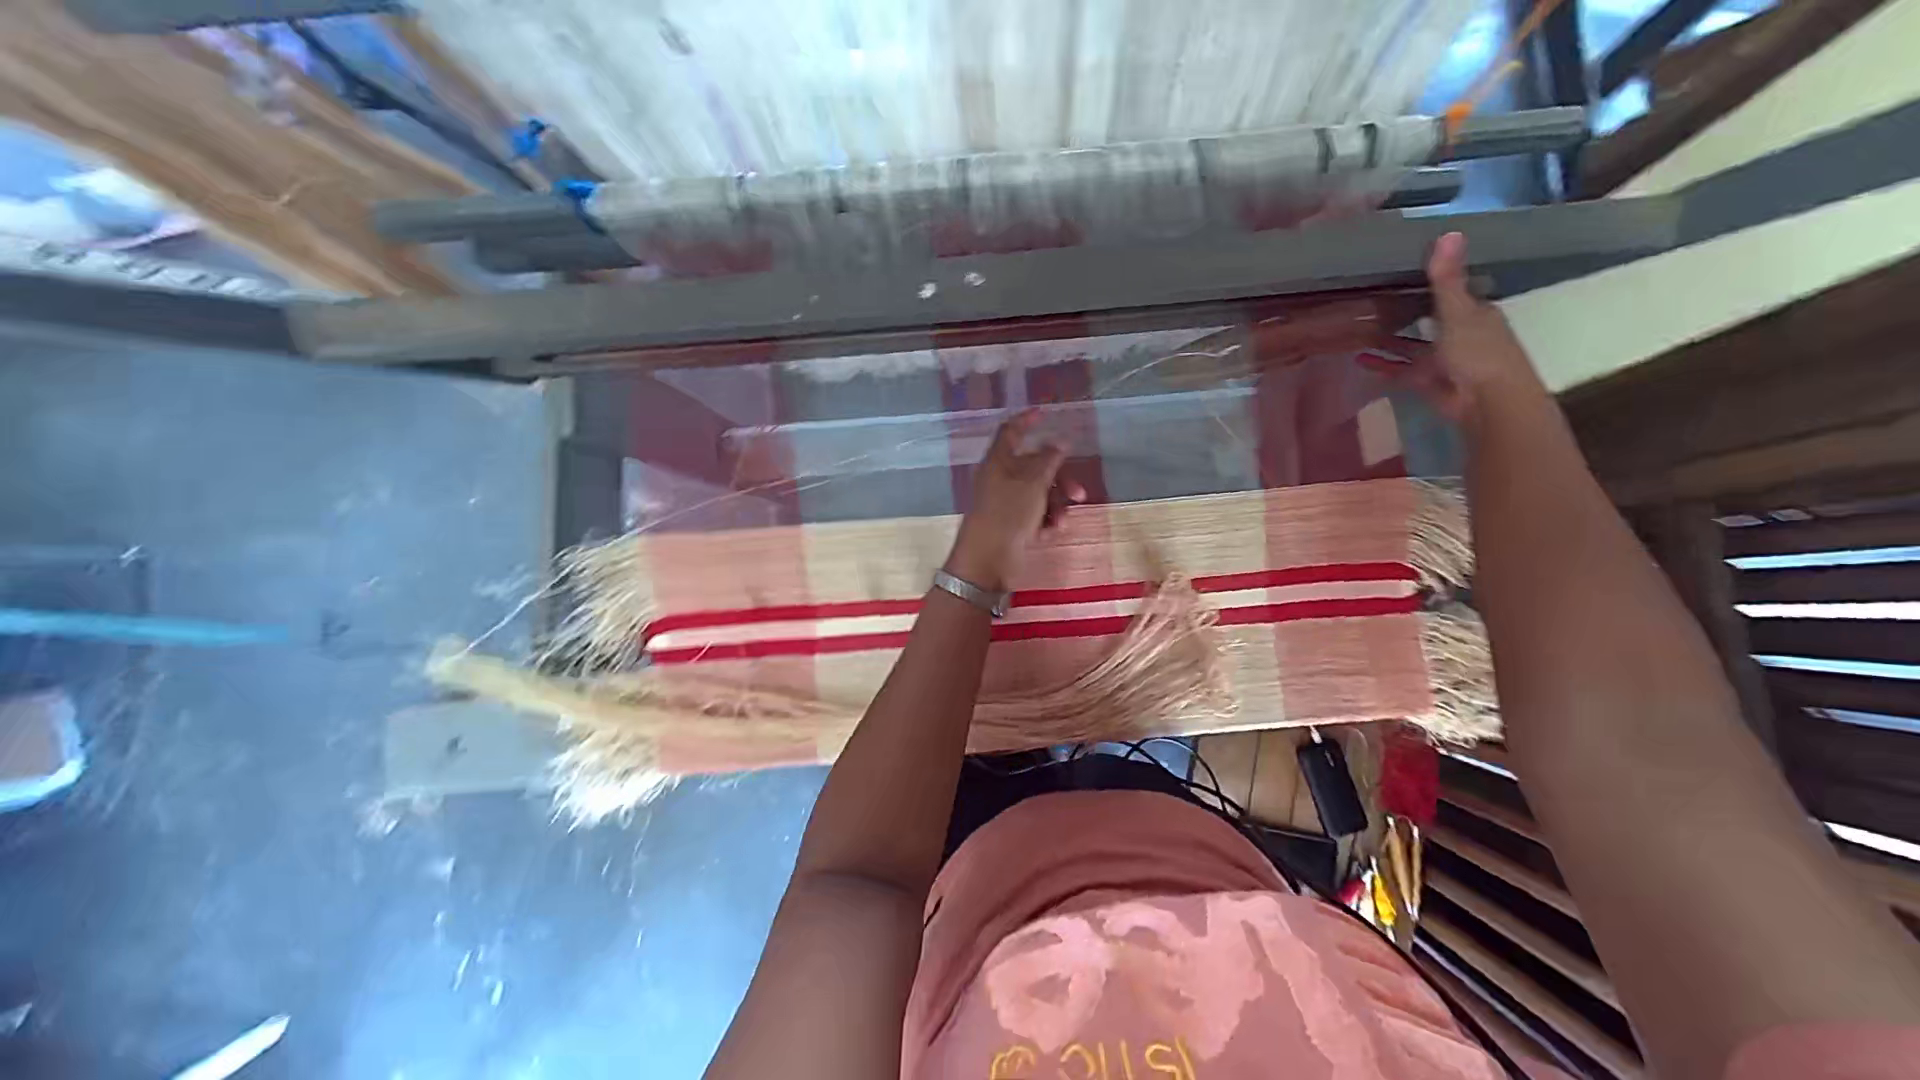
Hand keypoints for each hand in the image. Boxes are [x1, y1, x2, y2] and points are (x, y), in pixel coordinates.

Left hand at [944, 410, 1084, 590]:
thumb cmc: (1007, 515)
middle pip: (1036, 467)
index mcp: (999, 462)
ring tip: (1060, 521)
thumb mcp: (1033, 483)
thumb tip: (1060, 441)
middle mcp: (1001, 479)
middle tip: (1078, 493)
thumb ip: (1049, 459)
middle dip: (1059, 478)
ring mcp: (1007, 503)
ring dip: (1056, 504)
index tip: (1046, 414)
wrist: (987, 562)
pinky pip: (1037, 514)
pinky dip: (1046, 521)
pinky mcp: (1013, 525)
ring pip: (1041, 493)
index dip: (1027, 421)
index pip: (1011, 431)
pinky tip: (1049, 532)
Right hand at [1358, 231, 1543, 424]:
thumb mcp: (1459, 312)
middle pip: (1430, 319)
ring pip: (1413, 345)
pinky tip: (1359, 359)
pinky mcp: (1427, 383)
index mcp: (1475, 313)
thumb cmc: (1478, 352)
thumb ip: (1447, 279)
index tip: (1403, 271)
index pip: (1453, 292)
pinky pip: (1401, 370)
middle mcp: (1460, 334)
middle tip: (1373, 298)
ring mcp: (1443, 360)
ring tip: (1360, 328)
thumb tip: (1449, 232)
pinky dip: (1383, 364)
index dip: (1433, 281)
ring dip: (1390, 339)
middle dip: (1407, 311)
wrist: (1486, 402)